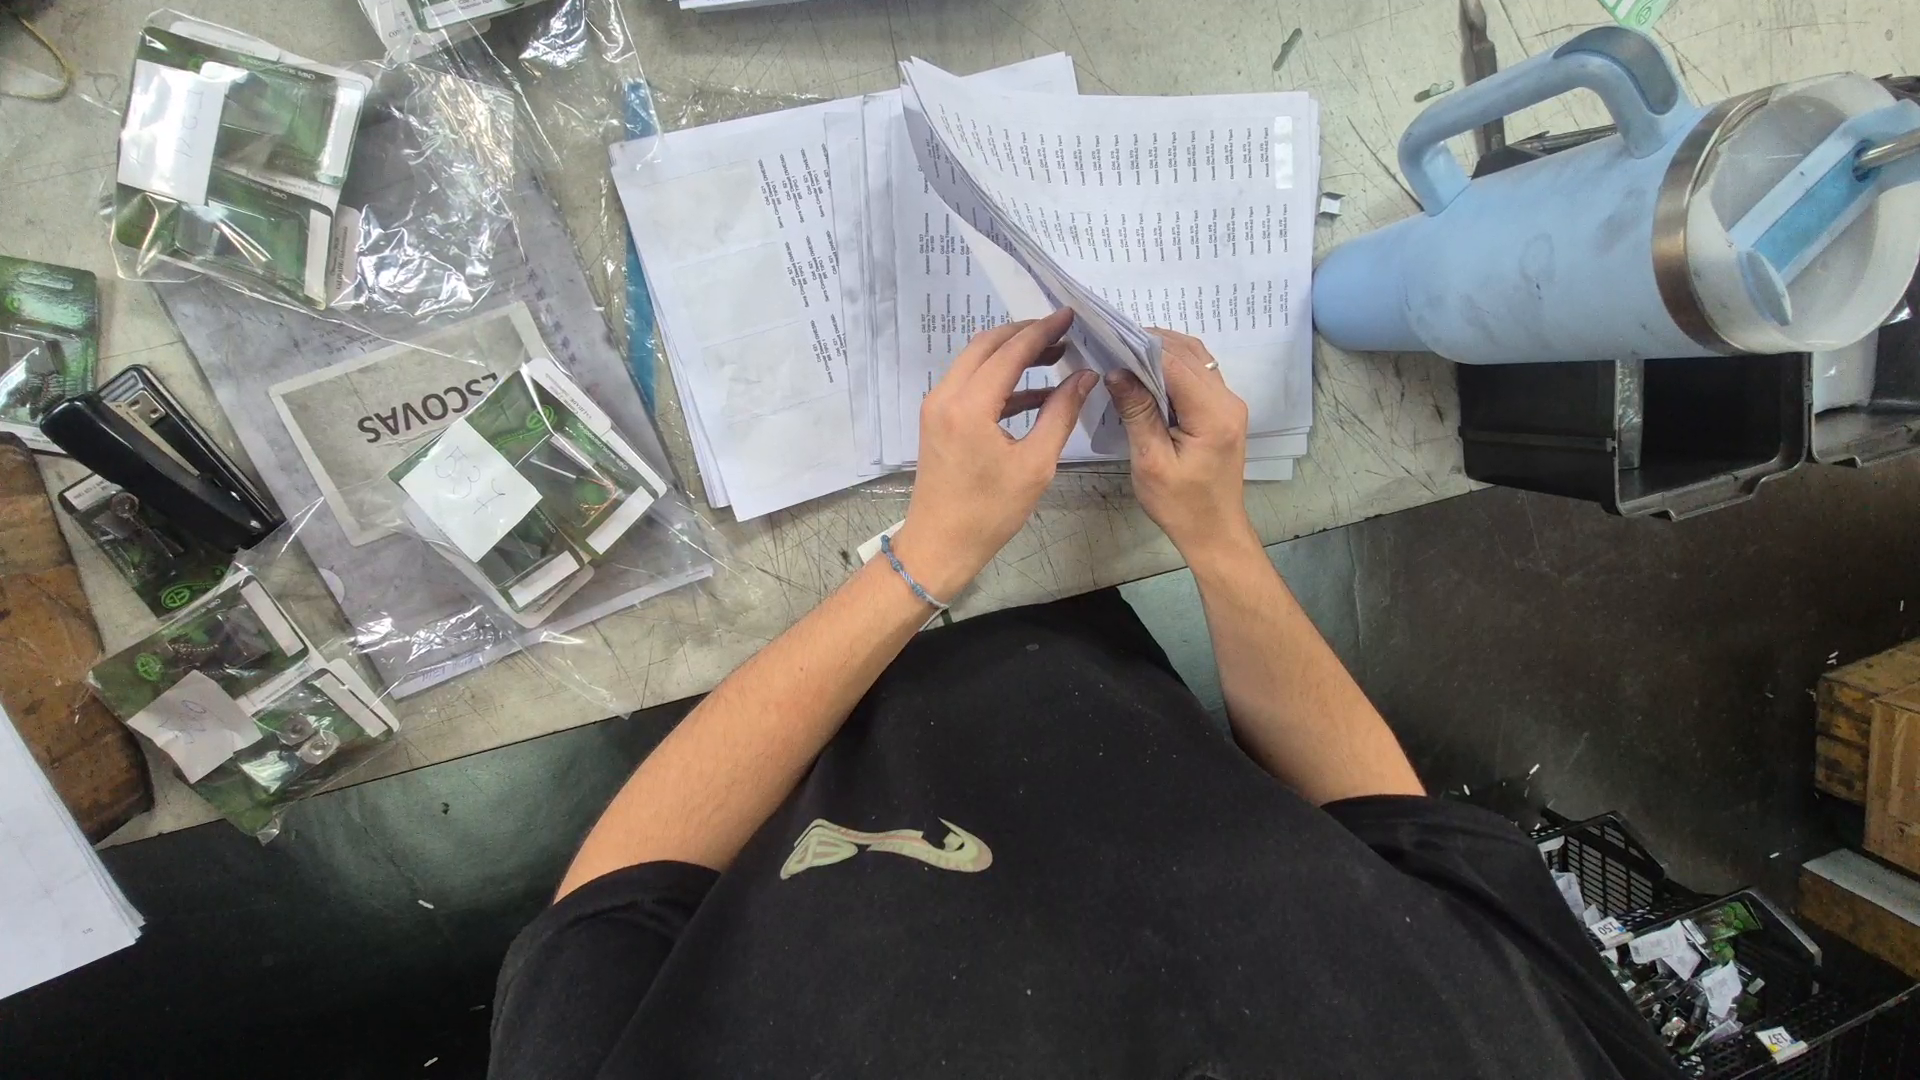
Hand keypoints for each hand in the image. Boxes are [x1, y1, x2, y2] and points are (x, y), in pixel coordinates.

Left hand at [892, 309, 1098, 598]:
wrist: (940, 545)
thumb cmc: (990, 512)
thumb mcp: (1035, 464)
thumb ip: (1060, 414)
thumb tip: (1085, 377)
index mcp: (969, 405)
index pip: (1010, 351)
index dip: (1043, 330)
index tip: (1070, 315)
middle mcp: (946, 395)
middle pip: (987, 345)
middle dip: (1026, 334)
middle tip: (1064, 333)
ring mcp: (936, 407)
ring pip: (976, 362)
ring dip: (1013, 356)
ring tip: (1056, 357)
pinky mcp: (937, 420)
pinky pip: (970, 385)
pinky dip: (1001, 382)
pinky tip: (1035, 392)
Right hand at [1106, 329, 1255, 561]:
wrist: (1213, 531)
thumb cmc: (1180, 504)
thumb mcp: (1150, 461)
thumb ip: (1137, 413)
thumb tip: (1116, 372)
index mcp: (1213, 415)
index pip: (1175, 363)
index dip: (1142, 348)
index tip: (1109, 340)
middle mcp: (1228, 401)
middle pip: (1189, 353)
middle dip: (1151, 343)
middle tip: (1112, 342)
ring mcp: (1229, 405)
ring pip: (1196, 359)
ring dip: (1162, 352)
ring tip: (1125, 354)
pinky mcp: (1222, 412)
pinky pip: (1198, 375)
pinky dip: (1173, 367)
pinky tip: (1146, 374)